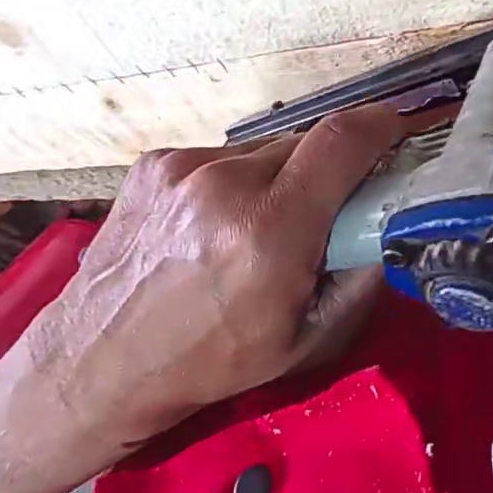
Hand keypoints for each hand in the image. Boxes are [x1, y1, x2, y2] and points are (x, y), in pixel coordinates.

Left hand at [19, 106, 406, 453]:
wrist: (93, 366)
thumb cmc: (211, 362)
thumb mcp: (310, 340)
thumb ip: (364, 276)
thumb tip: (390, 225)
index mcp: (271, 230)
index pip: (343, 140)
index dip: (382, 126)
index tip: (399, 133)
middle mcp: (226, 182)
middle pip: (309, 144)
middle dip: (331, 169)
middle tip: (326, 212)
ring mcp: (184, 166)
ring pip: (267, 149)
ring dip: (284, 176)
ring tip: (261, 226)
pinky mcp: (155, 161)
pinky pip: (226, 155)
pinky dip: (240, 180)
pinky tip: (217, 222)